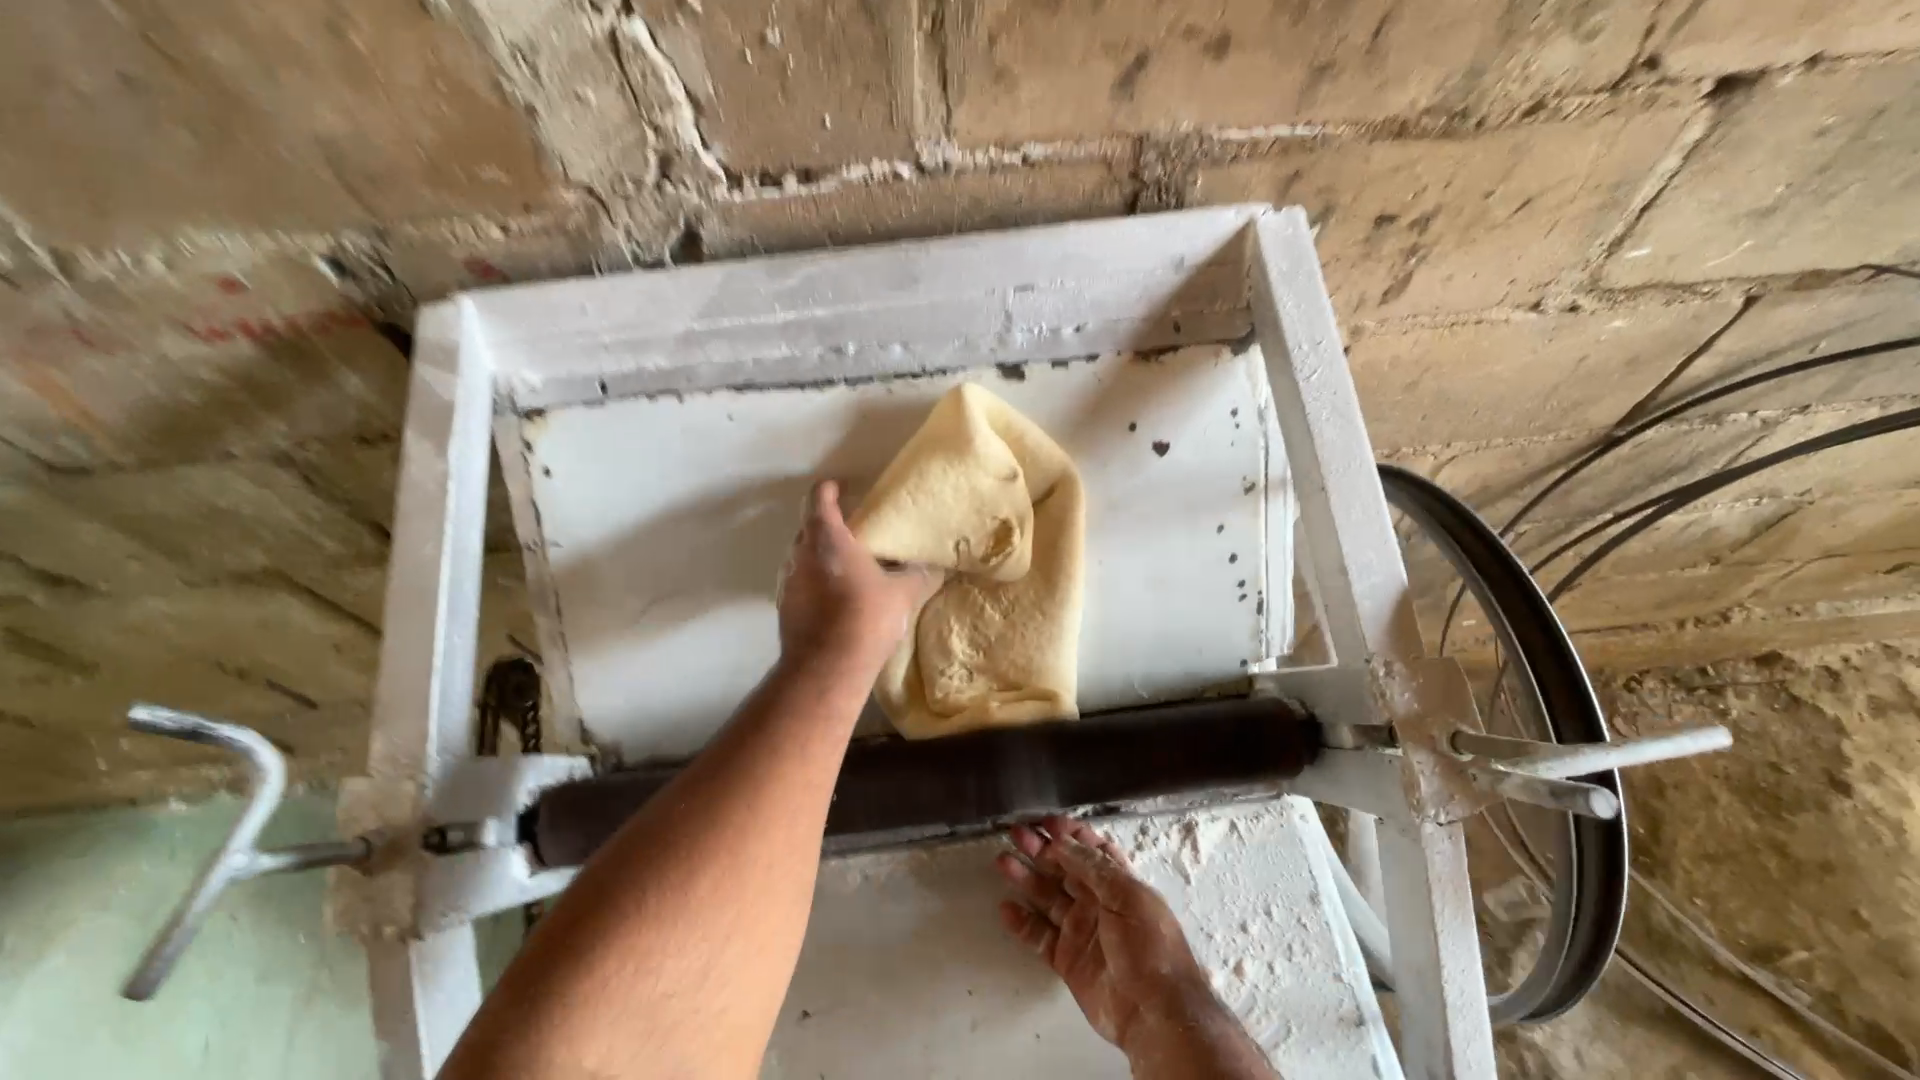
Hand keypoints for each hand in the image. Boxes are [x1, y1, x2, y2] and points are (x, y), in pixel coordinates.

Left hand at [777, 480, 940, 671]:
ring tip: (848, 569)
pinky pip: (801, 585)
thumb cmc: (865, 618)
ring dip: (821, 558)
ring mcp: (788, 583)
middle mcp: (799, 554)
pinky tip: (836, 600)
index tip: (841, 488)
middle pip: (809, 528)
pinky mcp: (785, 609)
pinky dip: (815, 584)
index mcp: (826, 539)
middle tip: (855, 534)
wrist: (827, 669)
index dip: (829, 490)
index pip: (818, 499)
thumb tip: (938, 567)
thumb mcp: (903, 594)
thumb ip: (919, 575)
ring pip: (803, 558)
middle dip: (829, 527)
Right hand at [995, 816, 1213, 1049]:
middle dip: (1041, 850)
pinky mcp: (1066, 959)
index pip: (1091, 851)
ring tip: (1003, 862)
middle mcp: (1098, 903)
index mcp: (1119, 884)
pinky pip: (1039, 935)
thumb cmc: (1149, 947)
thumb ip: (1093, 867)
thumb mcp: (1127, 896)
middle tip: (1016, 834)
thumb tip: (1062, 841)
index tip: (1045, 821)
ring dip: (1026, 879)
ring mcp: (1081, 931)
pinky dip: (1022, 922)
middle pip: (1064, 870)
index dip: (1070, 835)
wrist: (1154, 1012)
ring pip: (1047, 898)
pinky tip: (1007, 908)